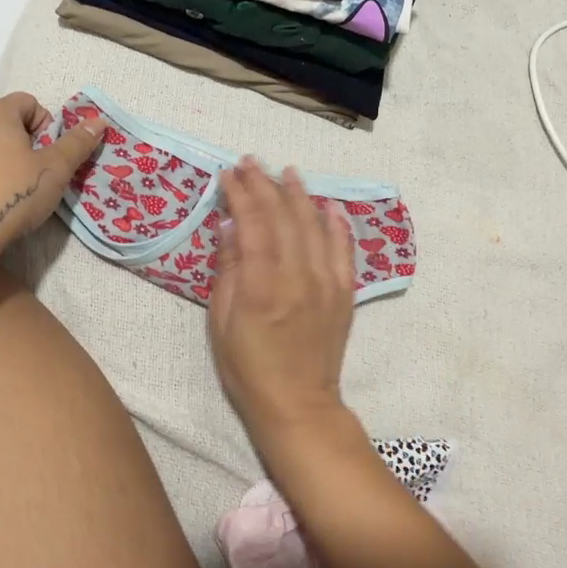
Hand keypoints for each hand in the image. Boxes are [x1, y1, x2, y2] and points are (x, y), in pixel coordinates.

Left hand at [0, 93, 103, 262]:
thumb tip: (98, 122)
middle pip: (2, 121)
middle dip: (21, 143)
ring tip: (6, 191)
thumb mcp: (55, 171)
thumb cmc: (11, 196)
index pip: (28, 102)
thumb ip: (77, 143)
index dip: (45, 127)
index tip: (47, 157)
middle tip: (31, 176)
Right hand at [209, 159, 356, 444]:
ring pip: (314, 225)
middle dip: (265, 184)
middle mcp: (298, 276)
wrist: (298, 405)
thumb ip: (227, 270)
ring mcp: (327, 283)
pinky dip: (337, 223)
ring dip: (299, 194)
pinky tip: (329, 204)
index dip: (241, 193)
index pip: (253, 223)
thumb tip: (230, 225)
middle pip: (283, 217)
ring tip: (287, 171)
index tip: (230, 172)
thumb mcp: (221, 322)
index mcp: (262, 285)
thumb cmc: (248, 368)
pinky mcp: (345, 293)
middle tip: (251, 162)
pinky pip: (344, 248)